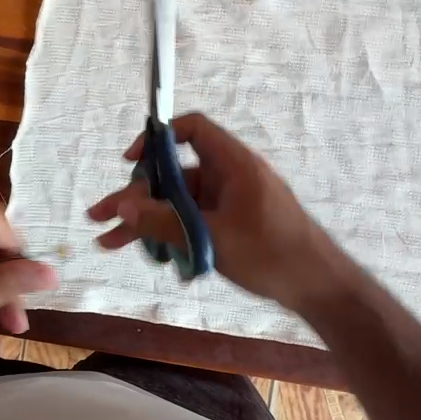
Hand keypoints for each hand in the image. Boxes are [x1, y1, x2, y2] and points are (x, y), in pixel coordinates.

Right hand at [87, 112, 355, 311]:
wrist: (320, 288)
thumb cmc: (273, 254)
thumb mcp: (212, 237)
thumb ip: (164, 221)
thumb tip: (121, 207)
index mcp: (233, 165)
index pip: (192, 130)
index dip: (158, 139)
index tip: (131, 161)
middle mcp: (227, 178)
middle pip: (171, 176)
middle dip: (133, 196)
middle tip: (100, 216)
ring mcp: (227, 203)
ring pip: (174, 203)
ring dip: (142, 221)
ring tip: (108, 242)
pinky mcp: (227, 225)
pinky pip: (188, 222)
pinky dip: (167, 234)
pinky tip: (149, 255)